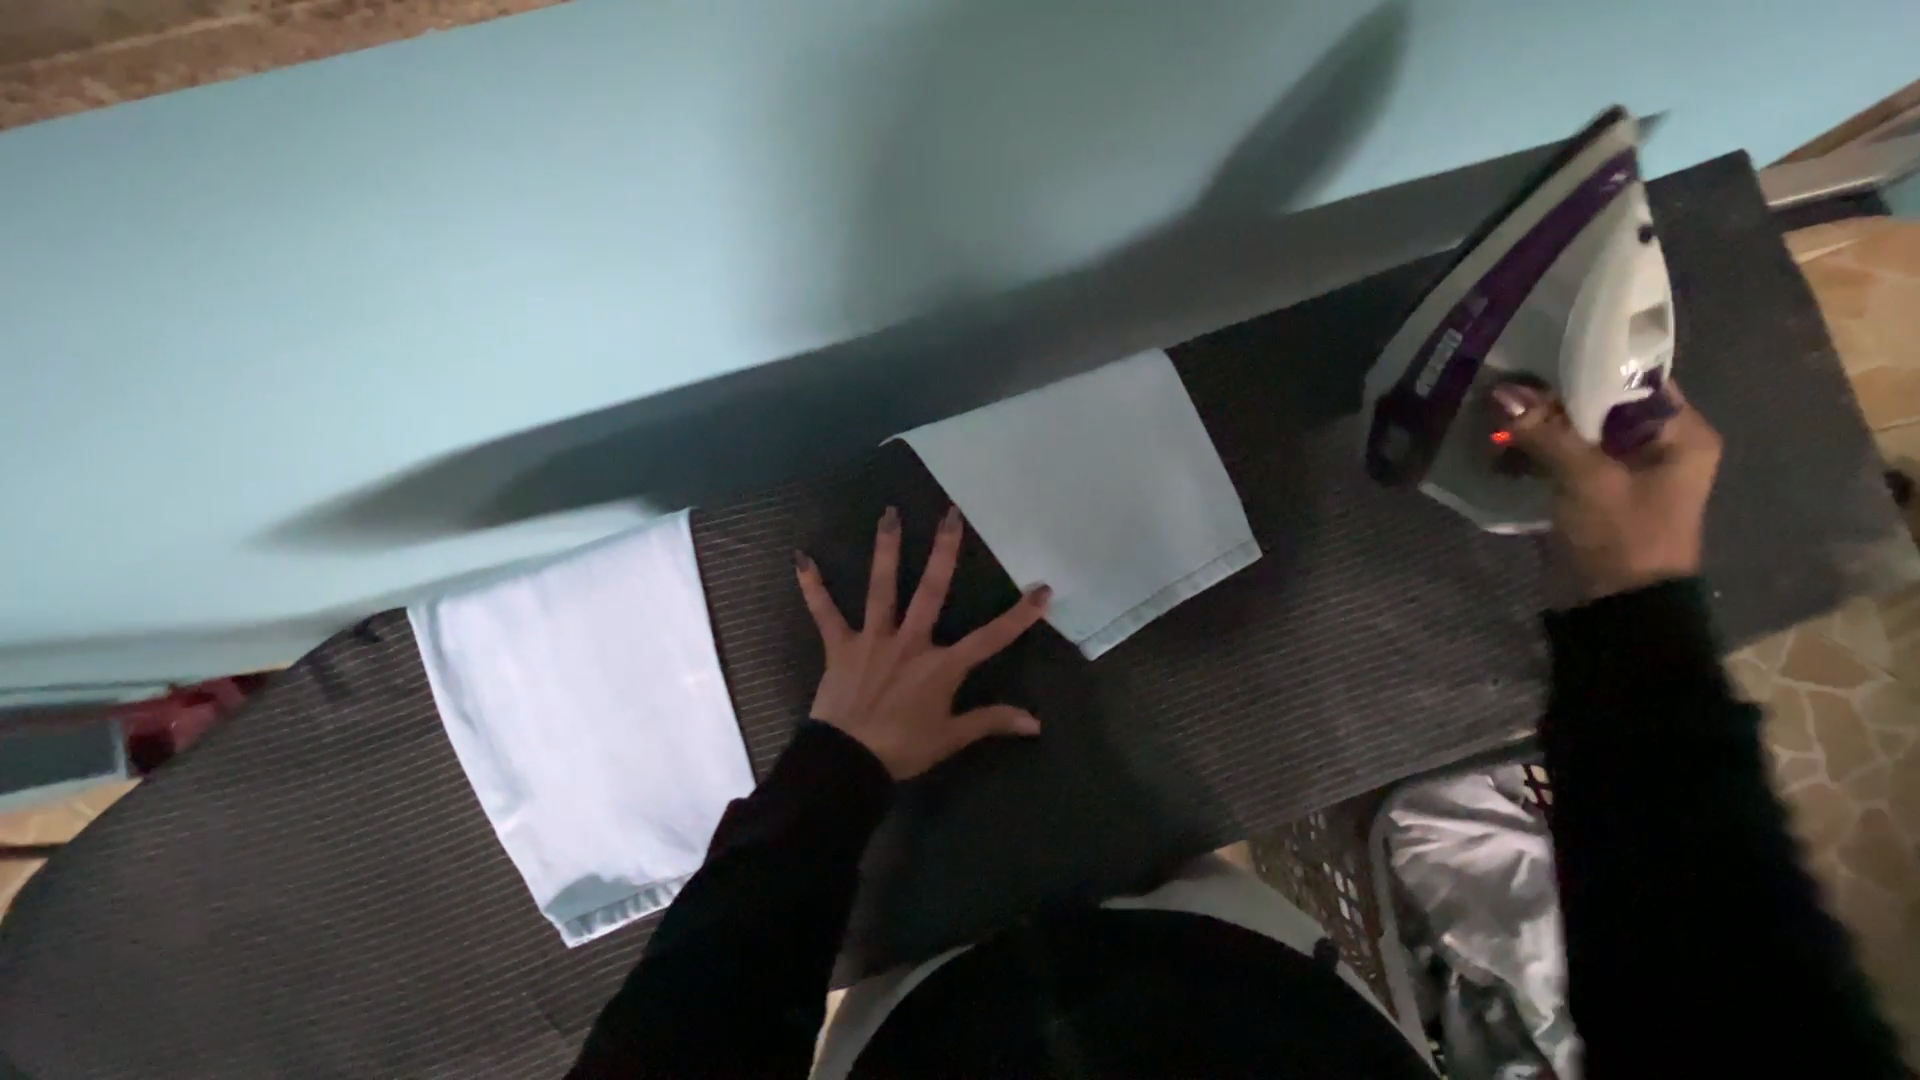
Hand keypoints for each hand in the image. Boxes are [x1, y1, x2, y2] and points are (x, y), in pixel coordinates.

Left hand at [794, 505, 1051, 779]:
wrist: (847, 761)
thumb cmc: (902, 749)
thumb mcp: (951, 738)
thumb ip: (992, 722)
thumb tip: (1035, 723)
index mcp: (942, 666)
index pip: (990, 637)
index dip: (1019, 615)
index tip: (1042, 589)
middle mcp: (910, 642)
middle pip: (932, 591)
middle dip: (944, 551)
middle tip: (951, 514)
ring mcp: (873, 639)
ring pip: (882, 587)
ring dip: (887, 549)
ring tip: (890, 513)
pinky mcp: (840, 646)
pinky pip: (824, 612)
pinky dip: (813, 586)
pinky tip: (801, 558)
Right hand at [1494, 380, 1720, 601]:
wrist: (1614, 608)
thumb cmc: (1620, 536)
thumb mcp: (1585, 479)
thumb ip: (1546, 433)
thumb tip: (1503, 392)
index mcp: (1680, 436)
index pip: (1636, 382)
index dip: (1590, 367)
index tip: (1542, 354)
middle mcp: (1656, 447)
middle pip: (1600, 406)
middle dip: (1552, 400)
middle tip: (1505, 386)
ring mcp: (1620, 472)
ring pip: (1574, 432)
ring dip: (1536, 428)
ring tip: (1493, 418)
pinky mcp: (1589, 493)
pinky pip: (1559, 459)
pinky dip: (1531, 452)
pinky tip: (1499, 447)